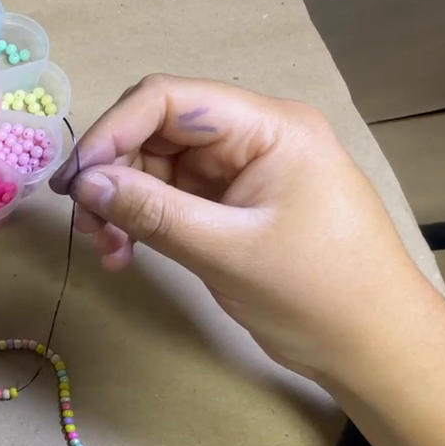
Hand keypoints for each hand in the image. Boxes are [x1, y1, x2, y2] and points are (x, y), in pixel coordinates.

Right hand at [52, 74, 444, 445]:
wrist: (370, 345)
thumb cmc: (316, 292)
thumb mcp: (227, 250)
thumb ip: (152, 211)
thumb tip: (83, 184)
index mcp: (267, 128)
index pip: (169, 100)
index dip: (112, 132)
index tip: (74, 182)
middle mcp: (249, 137)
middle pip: (154, 131)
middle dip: (111, 174)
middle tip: (86, 227)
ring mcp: (235, 171)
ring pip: (151, 167)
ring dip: (119, 205)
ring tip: (109, 251)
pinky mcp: (225, 203)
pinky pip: (163, 197)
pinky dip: (136, 222)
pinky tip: (123, 254)